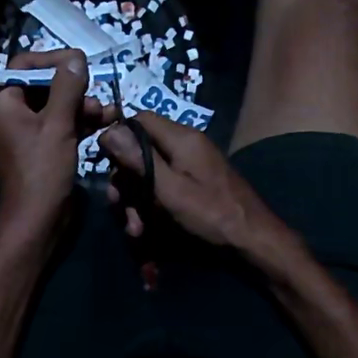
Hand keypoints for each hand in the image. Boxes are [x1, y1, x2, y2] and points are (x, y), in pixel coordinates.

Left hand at [0, 49, 105, 241]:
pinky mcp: (42, 148)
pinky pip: (61, 124)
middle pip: (44, 84)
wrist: (38, 218)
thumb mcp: (57, 124)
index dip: (54, 60)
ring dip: (82, 105)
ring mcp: (26, 131)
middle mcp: (10, 113)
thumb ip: (67, 87)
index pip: (25, 64)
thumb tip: (77, 57)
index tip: (81, 63)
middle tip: (95, 97)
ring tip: (107, 112)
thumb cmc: (42, 170)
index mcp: (2, 102)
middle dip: (74, 88)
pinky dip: (81, 121)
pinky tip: (105, 121)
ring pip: (57, 105)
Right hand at [98, 112, 292, 257]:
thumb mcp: (169, 189)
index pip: (140, 119)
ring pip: (149, 173)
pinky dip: (151, 205)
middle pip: (141, 150)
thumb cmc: (210, 213)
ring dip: (136, 199)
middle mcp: (185, 145)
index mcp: (181, 138)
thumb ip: (139, 160)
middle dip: (125, 180)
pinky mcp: (193, 182)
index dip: (118, 137)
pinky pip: (163, 185)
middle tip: (118, 206)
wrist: (251, 238)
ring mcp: (190, 164)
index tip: (105, 164)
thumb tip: (109, 130)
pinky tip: (146, 229)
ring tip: (135, 229)